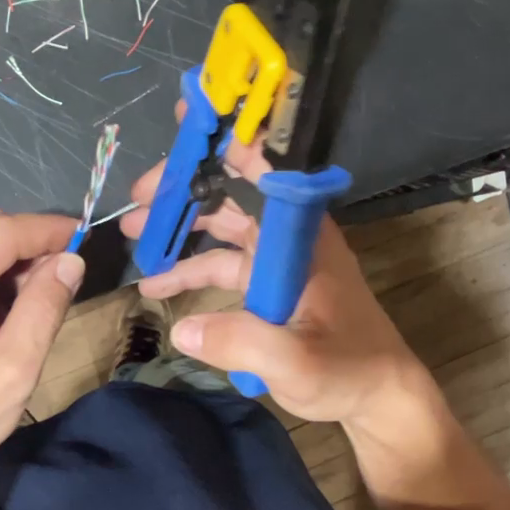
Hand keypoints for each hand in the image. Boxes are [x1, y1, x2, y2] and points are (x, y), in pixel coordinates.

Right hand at [118, 107, 434, 433]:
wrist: (375, 396)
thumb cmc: (346, 370)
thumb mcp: (294, 362)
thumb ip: (239, 342)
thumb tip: (182, 329)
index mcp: (301, 237)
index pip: (266, 170)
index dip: (229, 137)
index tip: (191, 114)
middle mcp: (289, 238)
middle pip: (234, 194)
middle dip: (184, 191)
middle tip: (137, 197)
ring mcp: (279, 262)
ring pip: (224, 230)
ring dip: (181, 230)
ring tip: (133, 234)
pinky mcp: (271, 287)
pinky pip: (225, 267)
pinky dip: (192, 270)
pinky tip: (159, 285)